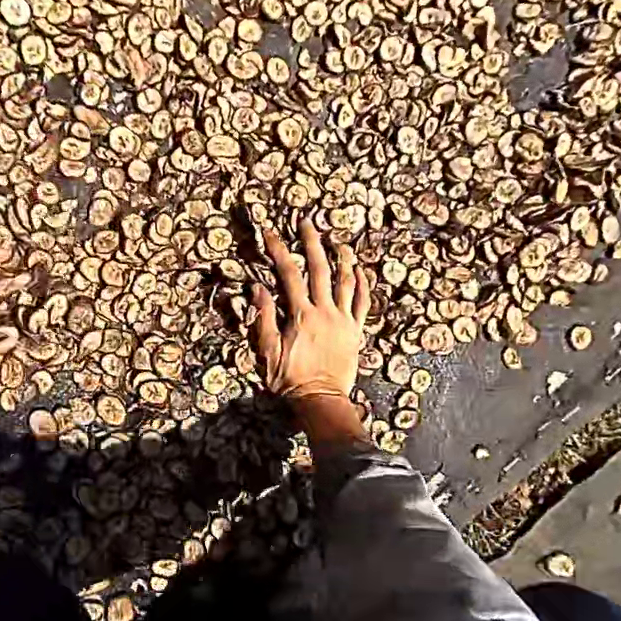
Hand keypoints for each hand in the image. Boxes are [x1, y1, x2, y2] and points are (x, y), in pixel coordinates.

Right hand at [250, 215, 372, 402]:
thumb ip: (264, 317)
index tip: (271, 233)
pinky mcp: (355, 330)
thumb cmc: (288, 378)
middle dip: (312, 242)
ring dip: (341, 257)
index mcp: (300, 315)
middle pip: (319, 269)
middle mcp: (324, 312)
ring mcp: (343, 320)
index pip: (288, 274)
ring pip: (345, 281)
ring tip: (337, 240)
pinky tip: (360, 270)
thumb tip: (258, 288)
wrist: (320, 399)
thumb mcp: (267, 350)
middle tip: (307, 222)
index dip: (279, 250)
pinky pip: (362, 302)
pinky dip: (362, 283)